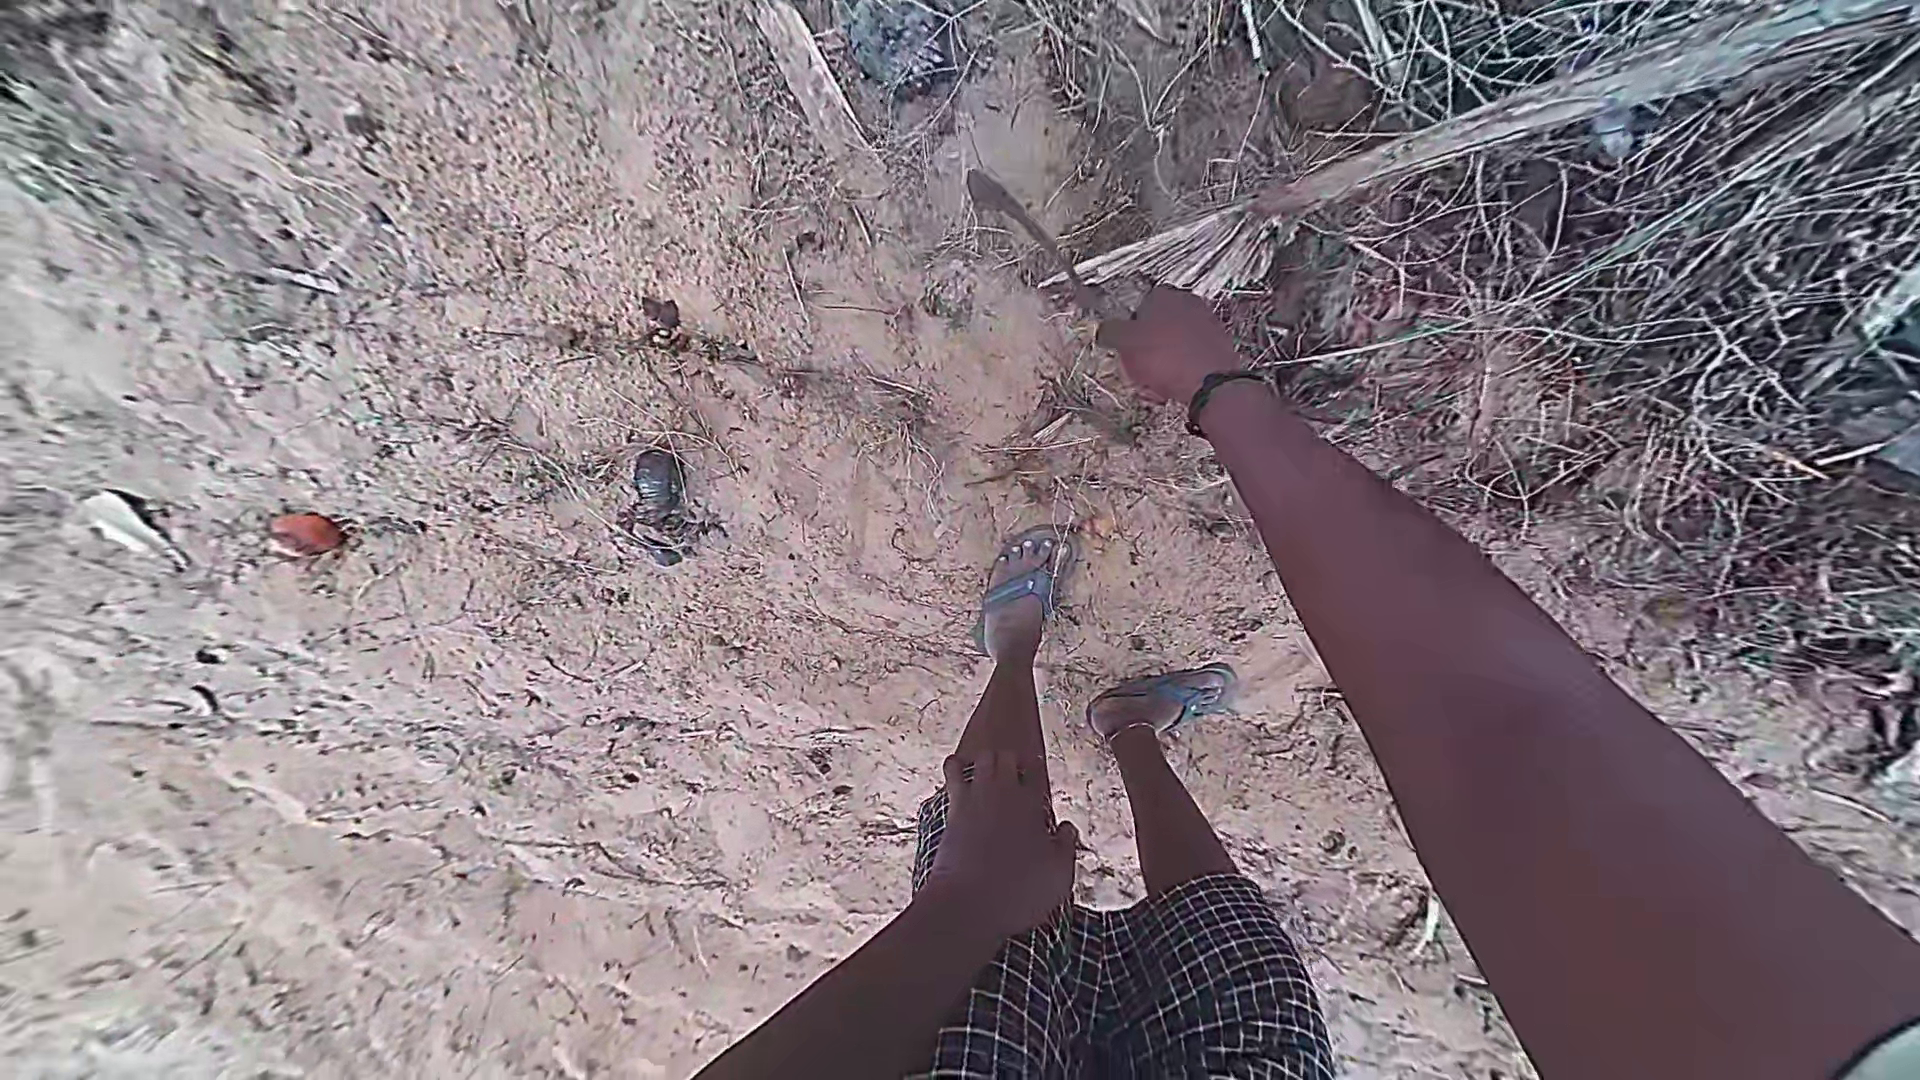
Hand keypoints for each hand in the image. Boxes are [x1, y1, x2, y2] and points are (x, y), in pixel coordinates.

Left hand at [922, 750, 1077, 939]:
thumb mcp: (1058, 875)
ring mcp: (977, 795)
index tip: (1036, 774)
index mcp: (1032, 804)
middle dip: (1011, 760)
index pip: (1036, 771)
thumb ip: (1066, 845)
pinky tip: (956, 772)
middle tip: (1013, 774)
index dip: (1036, 769)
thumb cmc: (1018, 892)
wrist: (969, 903)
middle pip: (1008, 755)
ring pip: (983, 756)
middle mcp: (1005, 792)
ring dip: (987, 760)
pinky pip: (952, 769)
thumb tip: (1068, 827)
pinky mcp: (954, 805)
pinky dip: (955, 765)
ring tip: (989, 771)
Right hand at [1095, 286, 1241, 401]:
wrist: (1209, 382)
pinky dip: (1180, 370)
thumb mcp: (1125, 344)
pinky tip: (1173, 387)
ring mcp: (1207, 323)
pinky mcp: (1219, 345)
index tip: (1125, 350)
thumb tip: (1104, 329)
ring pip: (1172, 346)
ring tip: (1155, 385)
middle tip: (1138, 370)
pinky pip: (1190, 357)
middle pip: (1156, 328)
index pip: (1138, 308)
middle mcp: (1188, 303)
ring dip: (1161, 364)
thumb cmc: (1164, 358)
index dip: (1128, 331)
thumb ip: (1110, 332)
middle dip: (1145, 350)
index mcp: (1163, 296)